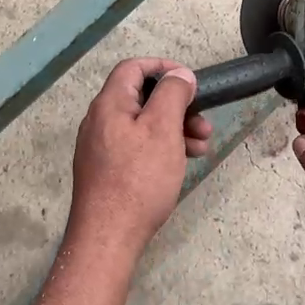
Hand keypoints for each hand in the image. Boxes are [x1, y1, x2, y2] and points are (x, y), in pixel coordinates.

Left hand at [67, 58, 213, 255]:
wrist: (109, 236)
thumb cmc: (139, 179)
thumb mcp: (163, 129)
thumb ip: (172, 94)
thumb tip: (180, 75)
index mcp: (109, 104)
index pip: (133, 68)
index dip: (164, 68)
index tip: (191, 82)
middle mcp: (100, 121)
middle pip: (142, 98)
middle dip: (178, 106)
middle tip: (204, 123)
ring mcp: (101, 147)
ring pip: (144, 125)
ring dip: (175, 129)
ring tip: (201, 148)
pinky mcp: (107, 170)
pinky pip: (137, 146)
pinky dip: (161, 148)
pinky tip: (181, 163)